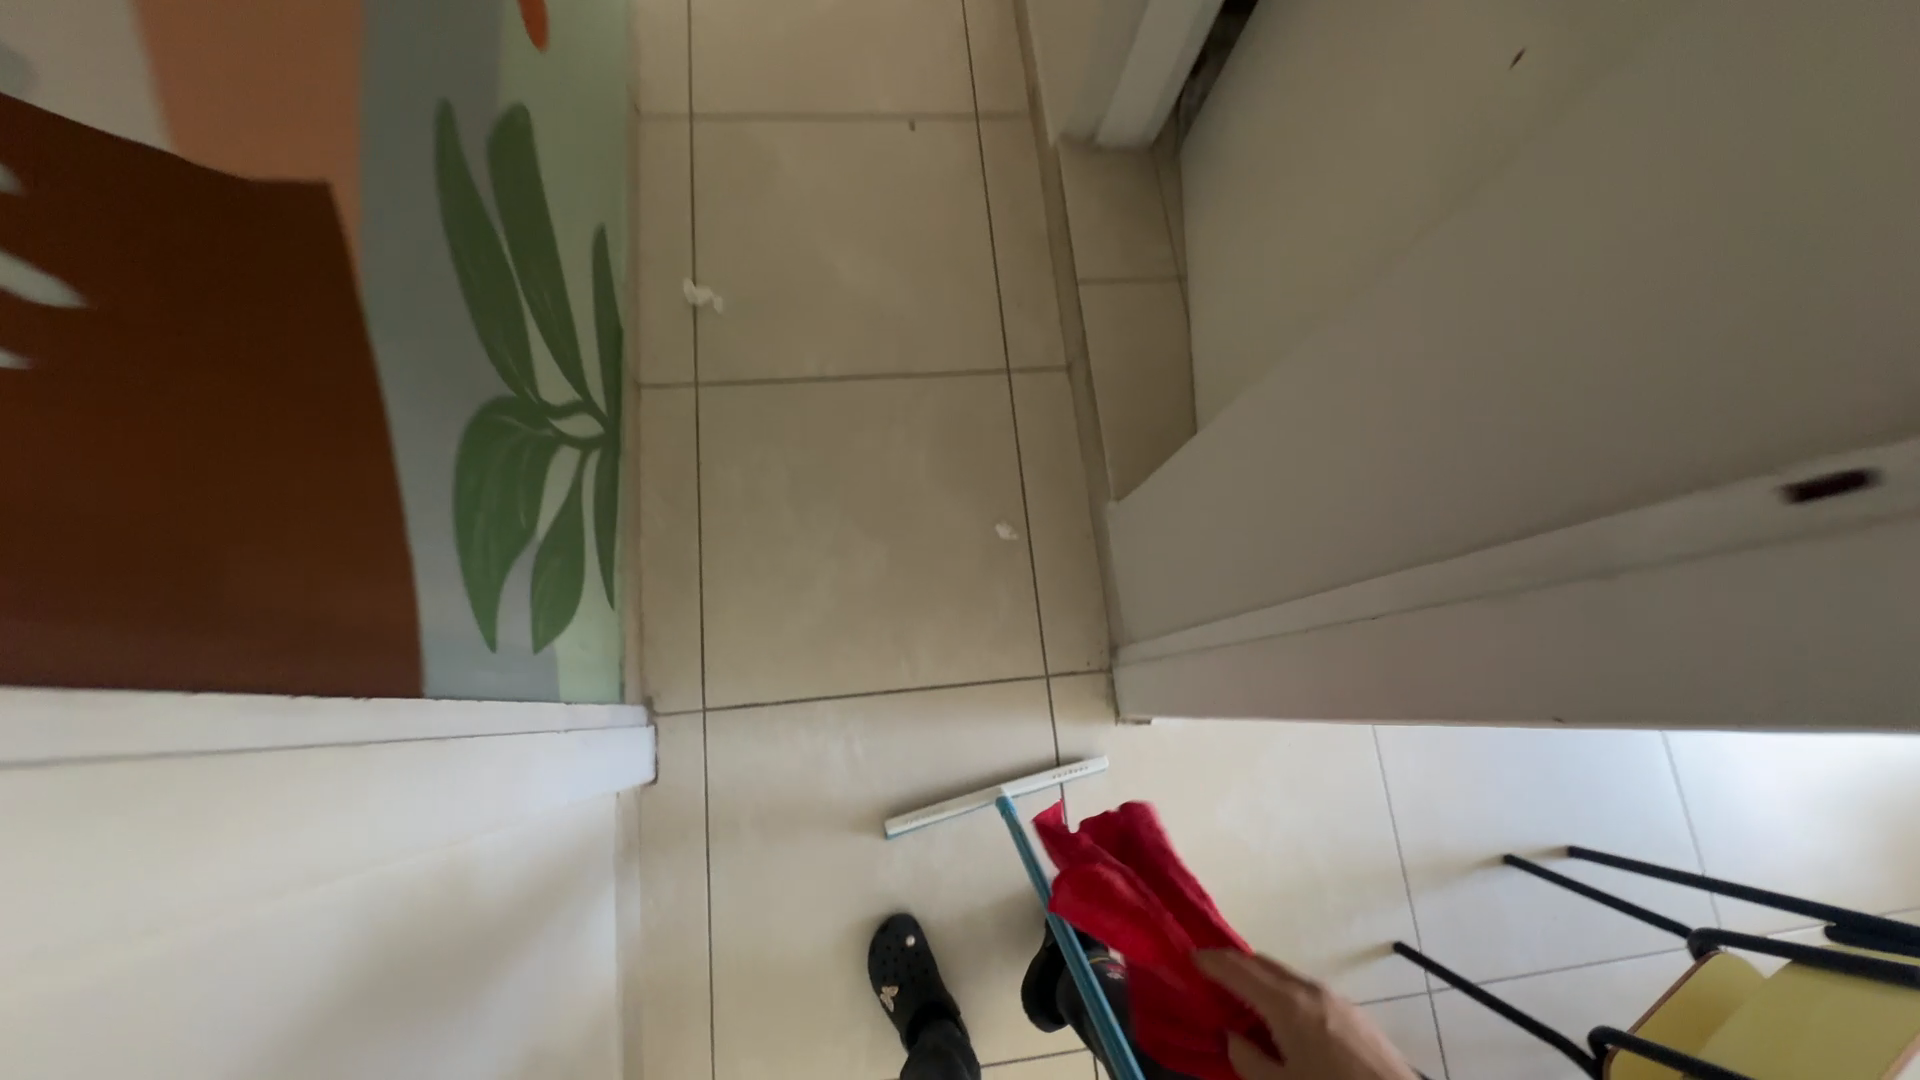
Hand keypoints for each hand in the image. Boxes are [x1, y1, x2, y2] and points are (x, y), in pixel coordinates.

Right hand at [1194, 950, 1417, 1079]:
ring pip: (1284, 975)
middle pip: (1260, 963)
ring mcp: (1334, 998)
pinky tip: (1283, 1023)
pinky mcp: (1353, 1014)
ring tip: (1244, 1003)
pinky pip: (1305, 991)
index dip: (1209, 960)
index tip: (1188, 958)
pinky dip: (1283, 994)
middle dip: (1233, 966)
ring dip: (1260, 980)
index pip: (1236, 968)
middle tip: (1210, 980)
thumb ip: (1247, 1059)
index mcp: (1285, 1003)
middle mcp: (1307, 989)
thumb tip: (1232, 1036)